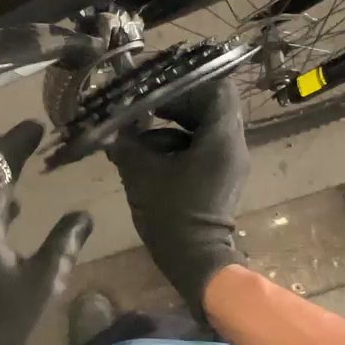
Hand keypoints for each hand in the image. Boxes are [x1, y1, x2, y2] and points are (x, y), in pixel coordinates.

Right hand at [107, 79, 248, 317]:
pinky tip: (149, 153)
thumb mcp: (142, 175)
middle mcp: (233, 146)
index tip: (158, 83)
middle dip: (175, 102)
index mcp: (221, 139)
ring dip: (172, 124)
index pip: (217, 87)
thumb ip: (127, 143)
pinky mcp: (221, 178)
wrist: (196, 264)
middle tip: (144, 103)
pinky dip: (177, 144)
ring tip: (140, 130)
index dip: (187, 80)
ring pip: (204, 127)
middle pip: (210, 105)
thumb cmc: (173, 217)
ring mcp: (229, 164)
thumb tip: (111, 126)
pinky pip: (202, 148)